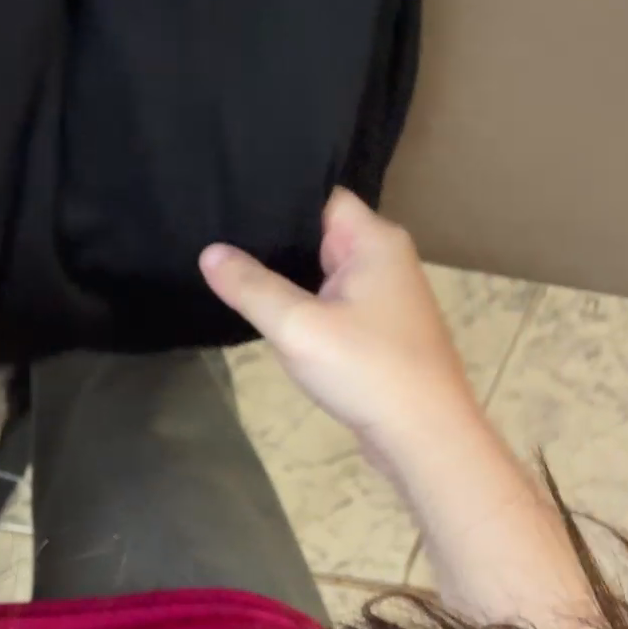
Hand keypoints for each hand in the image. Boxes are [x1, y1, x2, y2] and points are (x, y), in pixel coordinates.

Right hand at [199, 189, 482, 465]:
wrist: (418, 430)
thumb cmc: (364, 368)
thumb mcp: (296, 326)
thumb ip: (250, 287)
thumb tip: (209, 251)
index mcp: (373, 242)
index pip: (320, 198)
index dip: (276, 198)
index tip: (227, 202)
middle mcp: (381, 258)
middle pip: (317, 231)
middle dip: (269, 236)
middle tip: (211, 236)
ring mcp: (378, 292)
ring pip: (318, 267)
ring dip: (280, 271)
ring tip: (224, 267)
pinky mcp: (370, 324)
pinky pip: (324, 296)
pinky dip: (295, 298)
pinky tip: (262, 308)